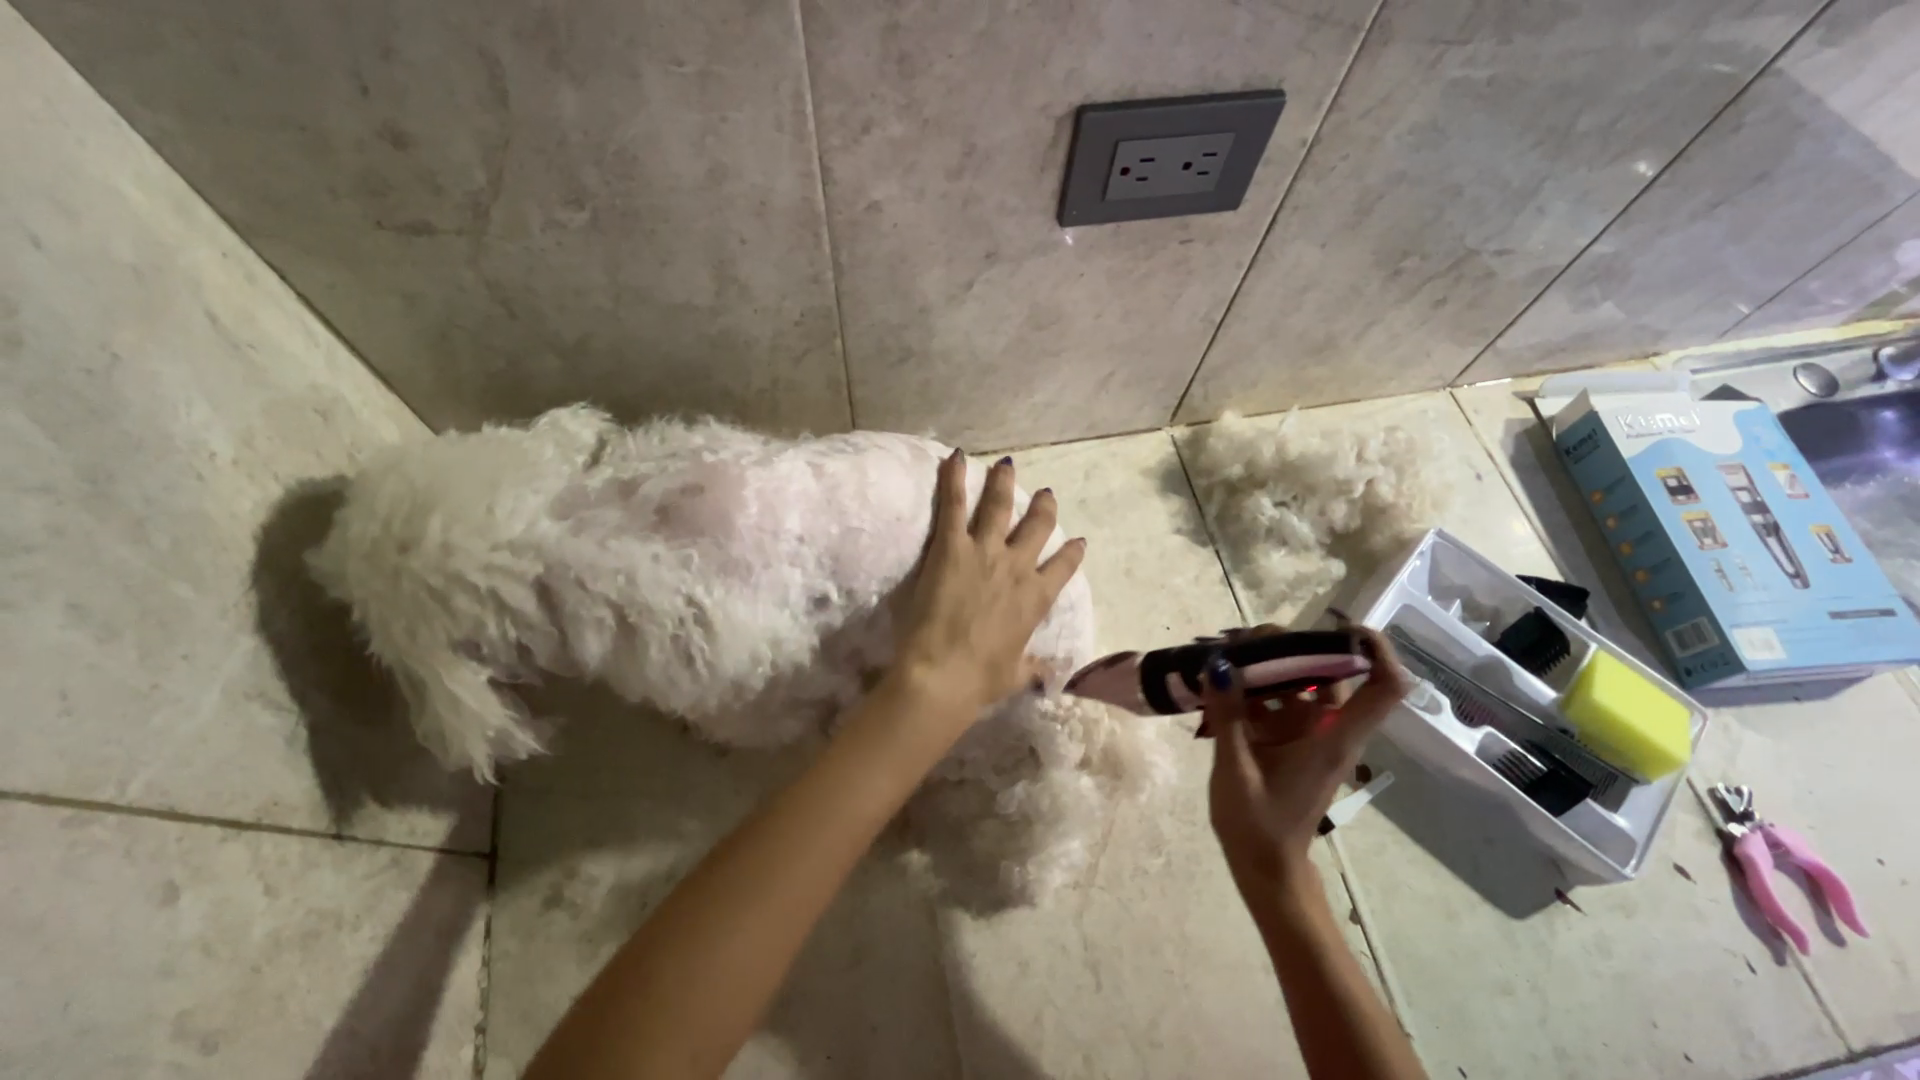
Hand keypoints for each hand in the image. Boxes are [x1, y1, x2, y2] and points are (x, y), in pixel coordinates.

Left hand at [892, 451, 1086, 715]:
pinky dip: (954, 478)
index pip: (1064, 566)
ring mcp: (985, 551)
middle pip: (1038, 526)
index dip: (1072, 552)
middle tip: (1046, 493)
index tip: (1078, 541)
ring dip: (1004, 483)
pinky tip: (956, 456)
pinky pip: (954, 504)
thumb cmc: (980, 680)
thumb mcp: (1016, 675)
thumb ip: (1034, 668)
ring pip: (1000, 506)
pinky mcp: (951, 546)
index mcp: (1037, 599)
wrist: (943, 674)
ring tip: (1006, 464)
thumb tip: (1050, 674)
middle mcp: (1017, 567)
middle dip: (1044, 507)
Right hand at [1206, 626, 1409, 887]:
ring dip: (1267, 665)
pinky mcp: (1288, 742)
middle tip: (1245, 640)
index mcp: (1334, 738)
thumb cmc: (1258, 825)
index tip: (1340, 626)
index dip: (1376, 649)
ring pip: (1299, 683)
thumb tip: (1218, 664)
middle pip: (1331, 672)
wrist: (1264, 868)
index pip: (1385, 686)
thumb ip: (1229, 715)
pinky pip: (1277, 702)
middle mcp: (1329, 730)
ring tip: (1223, 654)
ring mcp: (1308, 735)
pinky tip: (1217, 684)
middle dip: (1292, 646)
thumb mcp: (1235, 769)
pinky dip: (1253, 689)